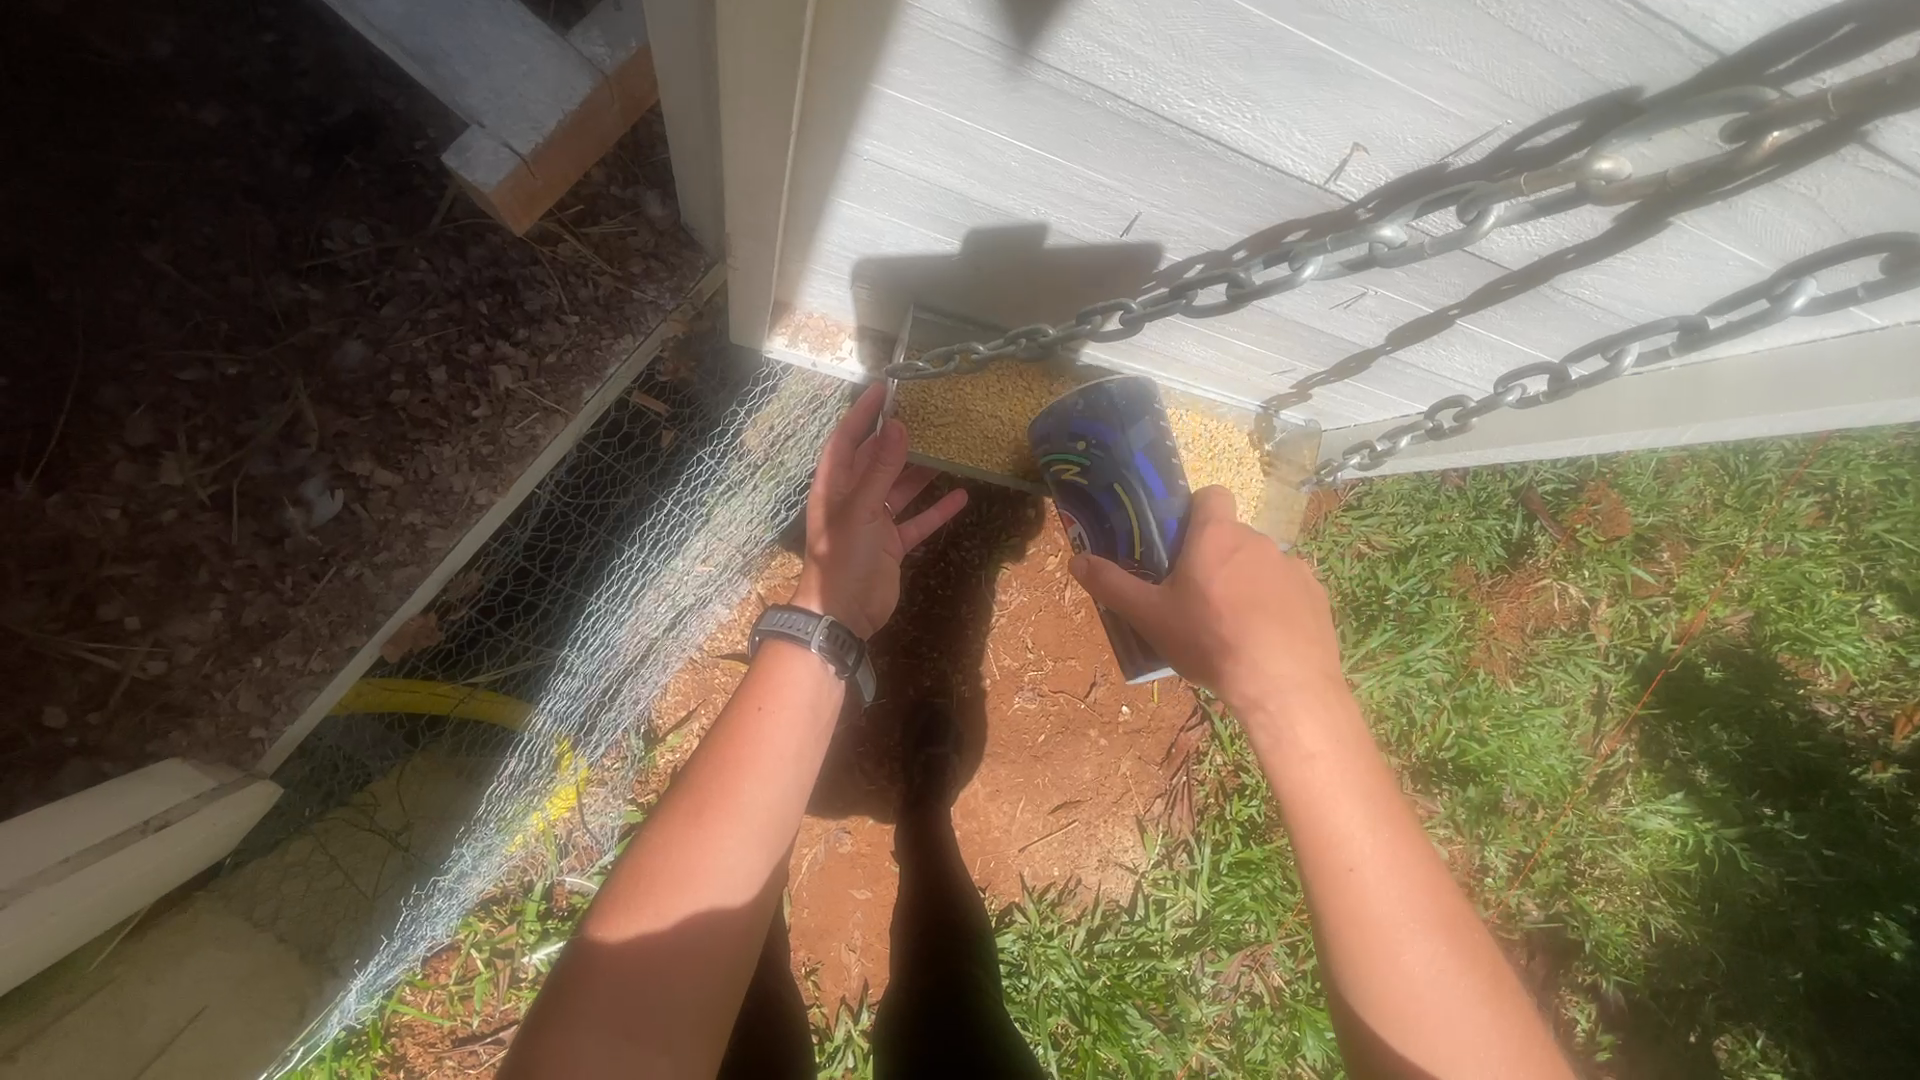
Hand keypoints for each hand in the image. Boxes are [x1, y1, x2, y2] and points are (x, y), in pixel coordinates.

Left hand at [790, 383, 968, 638]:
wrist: (843, 615)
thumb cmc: (843, 558)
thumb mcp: (861, 510)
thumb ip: (881, 469)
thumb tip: (898, 427)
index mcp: (835, 486)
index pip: (847, 439)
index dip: (863, 413)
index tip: (885, 388)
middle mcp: (854, 499)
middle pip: (876, 461)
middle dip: (898, 439)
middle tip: (927, 415)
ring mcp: (873, 523)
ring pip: (900, 489)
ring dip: (921, 472)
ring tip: (949, 449)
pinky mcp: (892, 545)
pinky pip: (917, 521)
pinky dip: (936, 510)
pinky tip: (960, 495)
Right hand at [1069, 486, 1346, 721]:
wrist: (1283, 685)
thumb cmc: (1209, 641)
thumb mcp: (1150, 617)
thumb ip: (1111, 585)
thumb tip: (1075, 560)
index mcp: (1216, 536)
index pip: (1211, 494)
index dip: (1196, 510)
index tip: (1181, 541)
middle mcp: (1258, 540)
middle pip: (1231, 536)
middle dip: (1214, 557)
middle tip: (1195, 596)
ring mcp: (1292, 566)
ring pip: (1260, 563)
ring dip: (1245, 581)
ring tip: (1230, 623)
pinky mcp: (1316, 595)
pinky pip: (1288, 588)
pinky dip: (1274, 604)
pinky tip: (1264, 637)